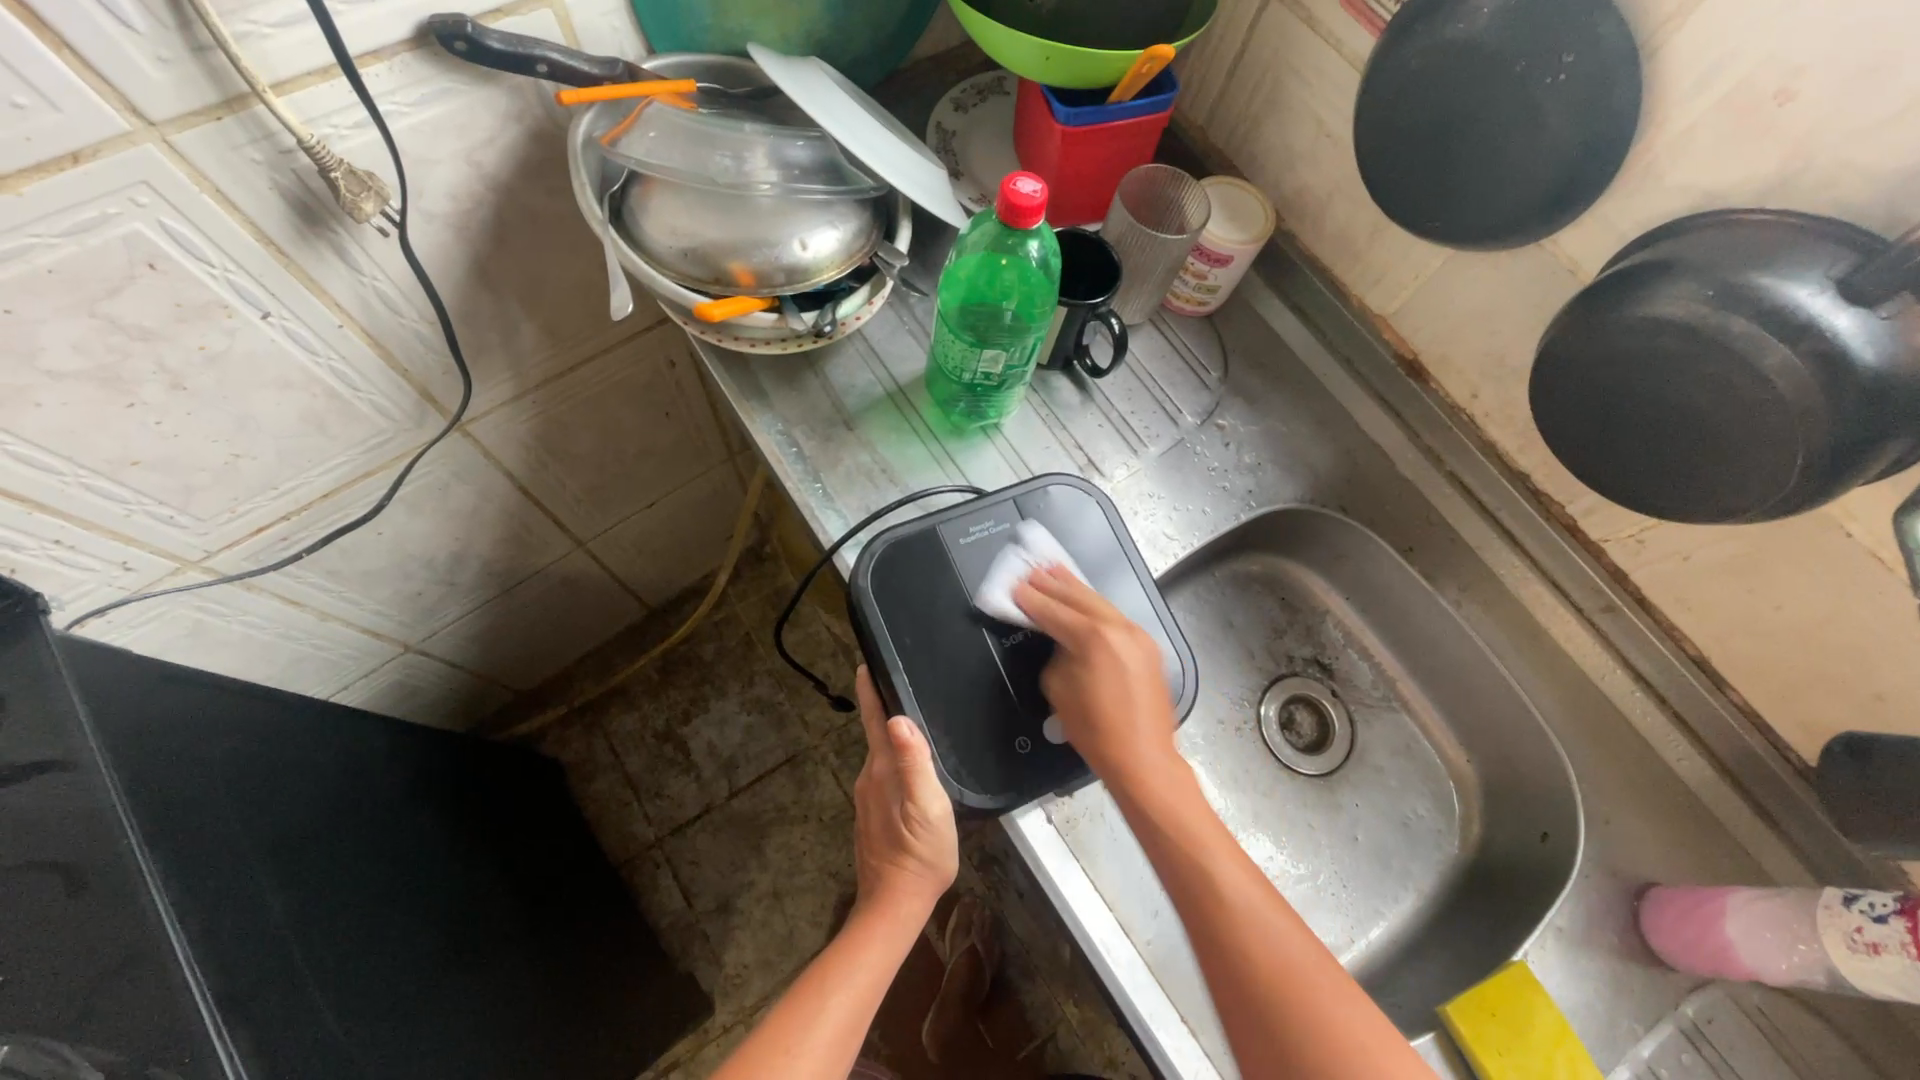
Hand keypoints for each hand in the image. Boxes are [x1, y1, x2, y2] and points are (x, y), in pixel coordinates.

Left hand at [852, 666, 957, 916]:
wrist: (895, 904)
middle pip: (877, 733)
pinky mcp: (874, 815)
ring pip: (882, 756)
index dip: (871, 690)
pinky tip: (913, 767)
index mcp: (882, 770)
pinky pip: (885, 776)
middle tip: (903, 681)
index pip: (874, 719)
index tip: (866, 662)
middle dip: (885, 706)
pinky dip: (896, 761)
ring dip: (892, 735)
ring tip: (915, 718)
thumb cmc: (919, 855)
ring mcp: (869, 799)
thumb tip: (898, 719)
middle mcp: (869, 778)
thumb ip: (914, 763)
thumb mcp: (928, 807)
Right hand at [1015, 565, 1180, 790]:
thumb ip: (1056, 655)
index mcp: (1093, 638)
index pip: (1054, 611)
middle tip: (1032, 570)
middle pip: (1079, 598)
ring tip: (1055, 572)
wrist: (1143, 758)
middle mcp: (1119, 628)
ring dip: (1075, 589)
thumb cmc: (1094, 731)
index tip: (1015, 586)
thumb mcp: (1059, 690)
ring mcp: (1138, 635)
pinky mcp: (1147, 646)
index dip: (1031, 599)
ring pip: (1100, 603)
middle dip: (1053, 584)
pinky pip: (1115, 617)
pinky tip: (1083, 600)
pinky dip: (1095, 606)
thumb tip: (1060, 643)